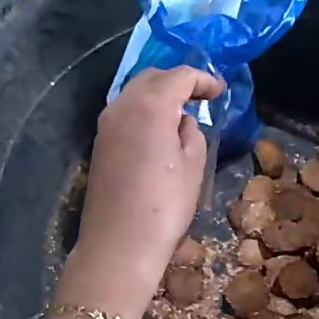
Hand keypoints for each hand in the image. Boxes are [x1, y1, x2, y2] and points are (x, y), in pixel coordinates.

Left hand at [59, 66, 222, 318]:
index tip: (219, 91)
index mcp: (150, 105)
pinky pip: (123, 113)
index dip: (202, 79)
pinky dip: (142, 111)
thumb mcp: (193, 165)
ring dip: (157, 95)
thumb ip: (191, 133)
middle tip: (200, 96)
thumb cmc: (164, 205)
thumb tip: (181, 122)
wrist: (119, 243)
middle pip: (151, 77)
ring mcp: (105, 125)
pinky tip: (157, 129)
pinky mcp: (99, 144)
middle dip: (177, 81)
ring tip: (180, 112)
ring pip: (133, 93)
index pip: (179, 76)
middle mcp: (122, 106)